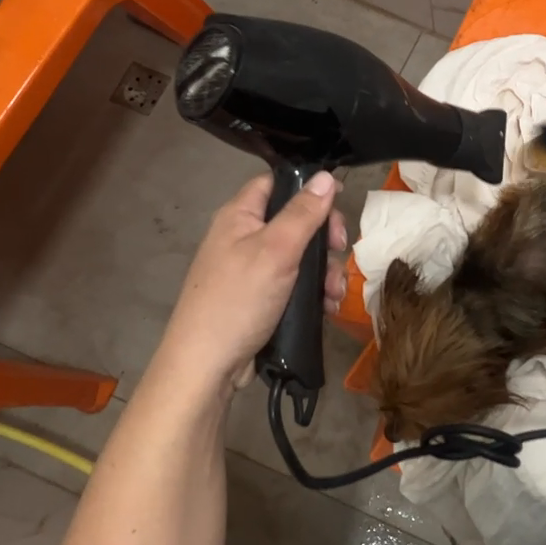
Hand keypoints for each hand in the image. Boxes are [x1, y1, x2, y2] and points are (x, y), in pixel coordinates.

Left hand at [156, 171, 349, 390]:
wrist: (206, 368)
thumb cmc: (239, 300)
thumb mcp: (276, 250)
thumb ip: (304, 212)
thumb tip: (326, 176)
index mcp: (240, 216)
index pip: (276, 182)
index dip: (308, 187)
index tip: (338, 202)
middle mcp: (243, 237)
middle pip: (295, 220)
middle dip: (324, 237)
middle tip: (339, 251)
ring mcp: (251, 270)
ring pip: (300, 255)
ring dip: (324, 270)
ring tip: (334, 292)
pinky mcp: (260, 298)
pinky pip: (294, 283)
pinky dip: (313, 291)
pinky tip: (326, 306)